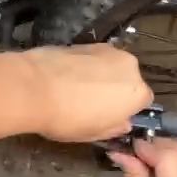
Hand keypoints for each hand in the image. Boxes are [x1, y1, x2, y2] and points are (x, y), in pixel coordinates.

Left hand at [21, 45, 152, 142]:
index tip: (110, 118)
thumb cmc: (68, 117)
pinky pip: (91, 58)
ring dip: (99, 76)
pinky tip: (65, 79)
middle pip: (127, 79)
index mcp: (137, 91)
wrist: (33, 87)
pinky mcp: (83, 42)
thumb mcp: (95, 134)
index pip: (143, 102)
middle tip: (91, 105)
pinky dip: (83, 67)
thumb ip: (115, 127)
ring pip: (109, 66)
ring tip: (74, 91)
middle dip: (114, 90)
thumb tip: (122, 122)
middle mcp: (128, 65)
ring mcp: (105, 49)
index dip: (127, 111)